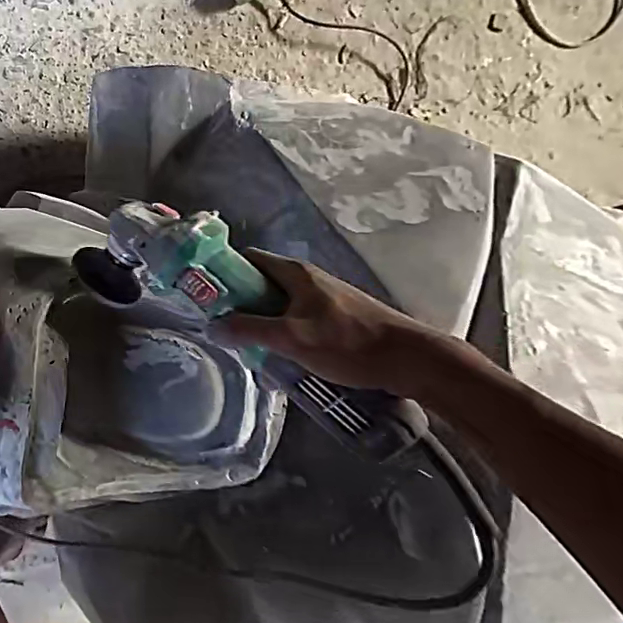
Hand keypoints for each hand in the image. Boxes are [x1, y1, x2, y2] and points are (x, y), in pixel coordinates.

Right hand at [211, 249, 458, 393]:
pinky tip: (283, 360)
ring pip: (279, 306)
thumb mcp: (291, 338)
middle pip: (260, 284)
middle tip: (227, 330)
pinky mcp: (337, 320)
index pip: (247, 259)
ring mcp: (324, 299)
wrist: (414, 362)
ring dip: (261, 325)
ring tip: (251, 351)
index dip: (224, 273)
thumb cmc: (350, 343)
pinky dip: (283, 335)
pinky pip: (297, 321)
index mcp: (295, 274)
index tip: (207, 295)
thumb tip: (212, 326)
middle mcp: (308, 280)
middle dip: (240, 306)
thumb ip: (249, 330)